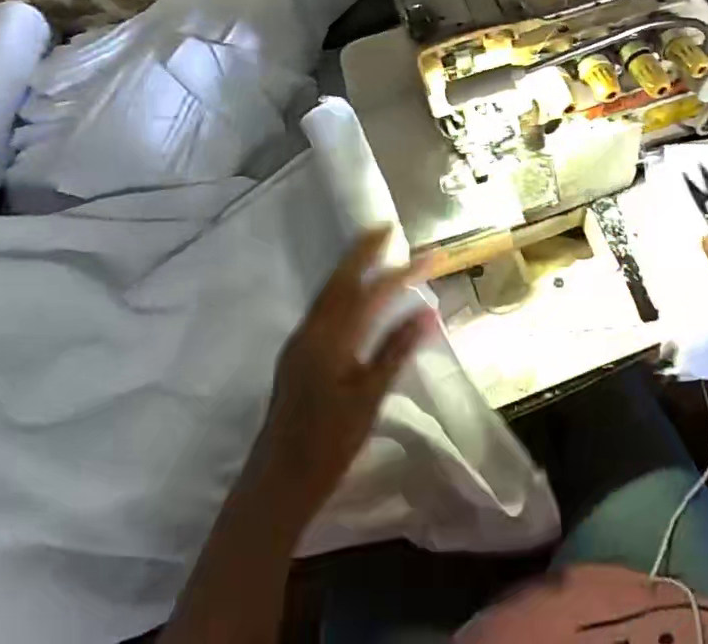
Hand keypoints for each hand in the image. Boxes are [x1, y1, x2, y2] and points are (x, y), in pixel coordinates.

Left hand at [246, 228, 435, 525]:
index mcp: (331, 340)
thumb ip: (396, 350)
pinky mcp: (297, 354)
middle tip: (387, 227)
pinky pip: (322, 307)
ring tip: (373, 249)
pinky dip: (341, 289)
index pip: (371, 294)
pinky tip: (353, 292)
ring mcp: (299, 342)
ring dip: (350, 267)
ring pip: (328, 292)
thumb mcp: (370, 397)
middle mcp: (311, 331)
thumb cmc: (330, 443)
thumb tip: (428, 312)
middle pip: (340, 281)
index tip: (428, 255)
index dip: (401, 272)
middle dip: (364, 251)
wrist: (279, 480)